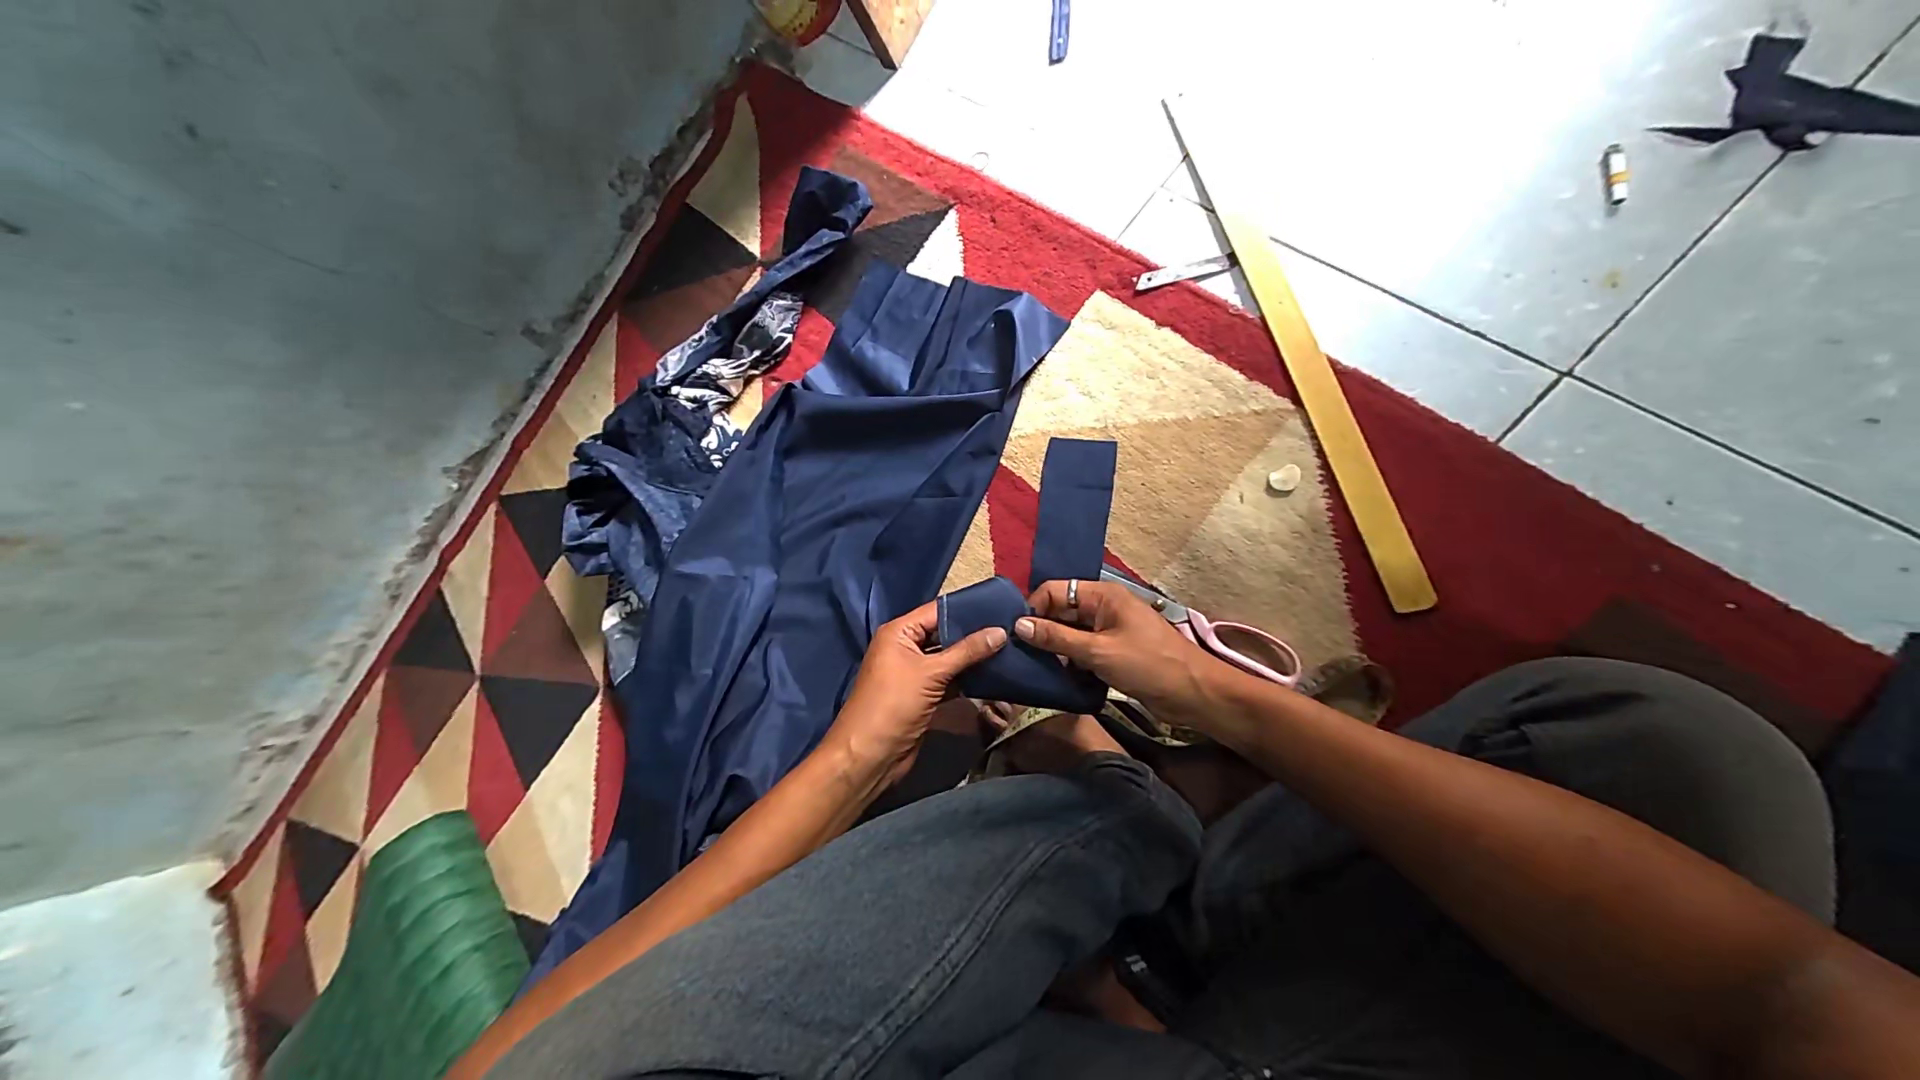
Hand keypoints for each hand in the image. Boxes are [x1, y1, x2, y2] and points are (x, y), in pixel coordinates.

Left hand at [821, 601, 1008, 790]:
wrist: (870, 756)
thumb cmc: (893, 704)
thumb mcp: (930, 673)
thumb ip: (967, 652)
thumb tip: (1000, 631)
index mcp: (899, 633)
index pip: (937, 611)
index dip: (966, 608)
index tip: (1000, 606)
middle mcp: (906, 647)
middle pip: (945, 633)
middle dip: (974, 633)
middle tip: (1010, 626)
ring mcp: (915, 672)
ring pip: (950, 658)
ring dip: (974, 657)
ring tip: (1009, 646)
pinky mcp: (924, 695)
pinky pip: (950, 679)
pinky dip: (968, 677)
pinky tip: (995, 672)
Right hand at [1016, 579, 1240, 727]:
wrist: (1194, 694)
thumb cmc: (1149, 665)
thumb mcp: (1098, 651)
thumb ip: (1057, 638)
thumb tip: (1019, 624)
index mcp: (1102, 595)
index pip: (1054, 590)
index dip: (1034, 608)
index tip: (1016, 633)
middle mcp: (1103, 608)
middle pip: (1061, 611)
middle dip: (1041, 629)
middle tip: (1019, 653)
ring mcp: (1109, 631)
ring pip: (1069, 633)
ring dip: (1054, 648)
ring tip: (1032, 667)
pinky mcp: (1113, 653)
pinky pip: (1082, 651)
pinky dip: (1069, 661)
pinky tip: (1055, 676)